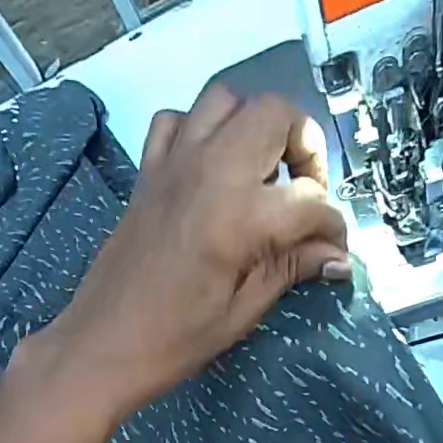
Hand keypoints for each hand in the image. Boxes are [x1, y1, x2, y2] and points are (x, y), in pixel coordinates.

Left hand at [10, 85, 350, 432]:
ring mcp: (173, 162)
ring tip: (265, 174)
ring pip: (227, 99)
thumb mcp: (245, 310)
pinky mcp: (148, 169)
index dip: (334, 227)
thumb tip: (339, 257)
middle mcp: (209, 170)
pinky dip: (205, 130)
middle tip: (306, 193)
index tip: (335, 250)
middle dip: (305, 146)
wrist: (103, 342)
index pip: (310, 200)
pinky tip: (214, 169)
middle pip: (275, 113)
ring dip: (257, 126)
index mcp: (238, 215)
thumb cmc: (178, 338)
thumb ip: (293, 268)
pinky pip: (179, 118)